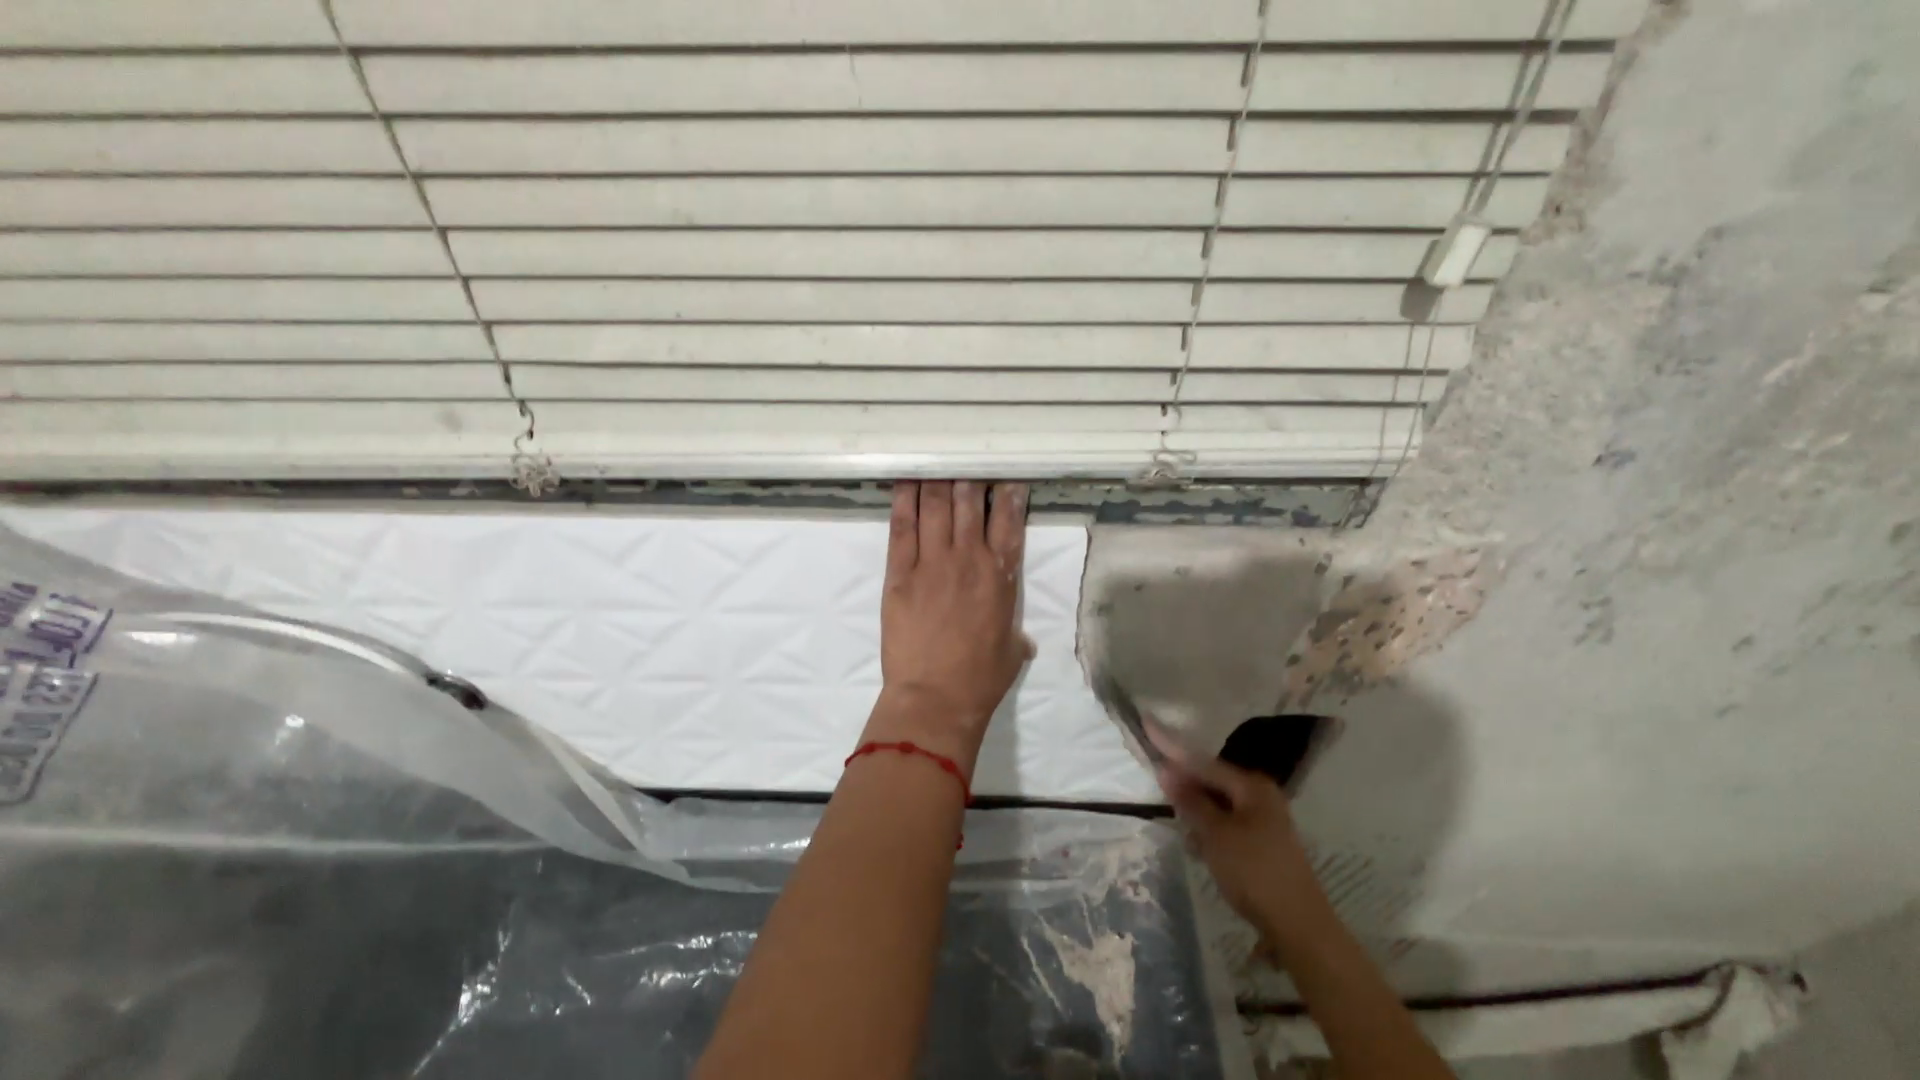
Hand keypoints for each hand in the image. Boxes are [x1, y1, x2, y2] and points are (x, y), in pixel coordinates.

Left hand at [869, 481, 1032, 773]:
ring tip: (937, 463)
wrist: (935, 697)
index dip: (1007, 494)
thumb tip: (1021, 640)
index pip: (1009, 521)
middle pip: (969, 503)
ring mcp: (932, 562)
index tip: (1005, 478)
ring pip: (936, 506)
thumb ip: (1015, 636)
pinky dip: (904, 500)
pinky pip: (903, 527)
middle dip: (969, 478)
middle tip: (967, 464)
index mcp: (1001, 576)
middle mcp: (968, 559)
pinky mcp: (900, 573)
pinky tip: (906, 481)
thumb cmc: (980, 679)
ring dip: (938, 480)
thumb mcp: (1011, 652)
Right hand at [1150, 731, 1328, 936]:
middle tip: (1157, 785)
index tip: (1147, 725)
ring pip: (1218, 805)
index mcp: (1252, 786)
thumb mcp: (1215, 834)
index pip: (1204, 761)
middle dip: (1185, 786)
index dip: (1173, 747)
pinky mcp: (1261, 843)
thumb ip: (1191, 801)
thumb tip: (1166, 770)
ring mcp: (1264, 820)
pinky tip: (1200, 849)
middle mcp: (1260, 796)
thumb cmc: (1254, 871)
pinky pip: (1226, 825)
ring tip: (1182, 829)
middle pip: (1212, 781)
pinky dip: (1210, 832)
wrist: (1297, 924)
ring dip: (1197, 814)